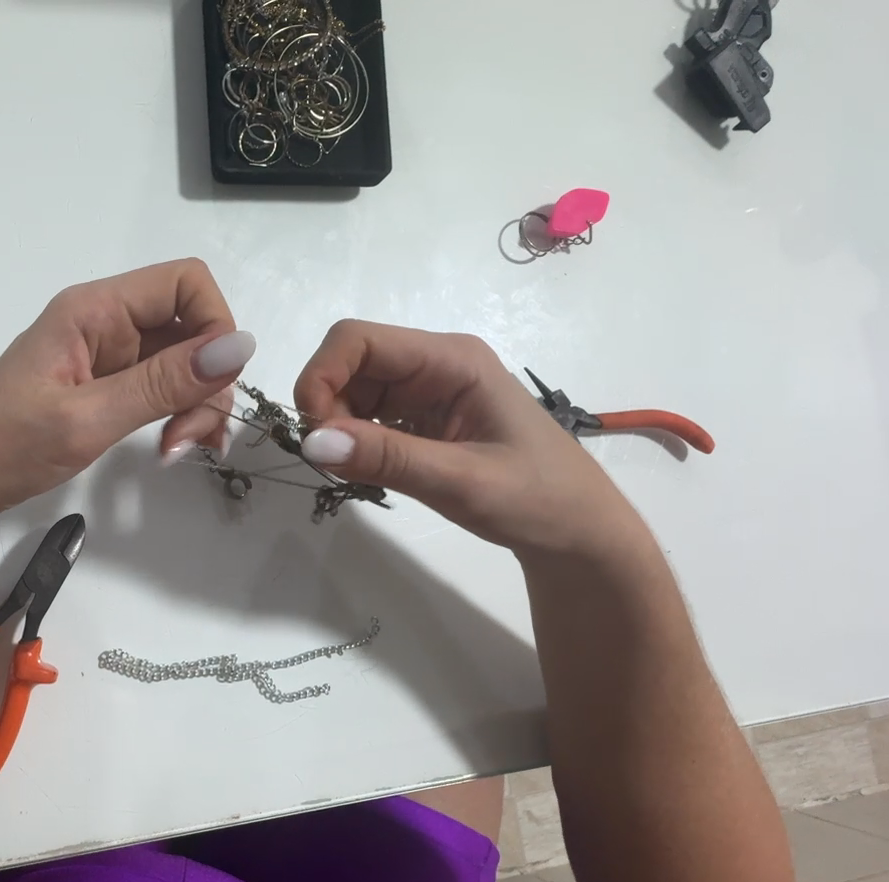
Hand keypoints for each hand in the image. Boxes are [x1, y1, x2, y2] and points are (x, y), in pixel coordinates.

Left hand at [0, 259, 255, 544]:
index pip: (184, 283)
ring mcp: (105, 358)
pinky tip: (172, 449)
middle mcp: (104, 323)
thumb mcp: (85, 419)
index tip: (212, 385)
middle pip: (190, 326)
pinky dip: (176, 415)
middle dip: (207, 379)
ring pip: (181, 362)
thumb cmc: (3, 450)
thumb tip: (238, 346)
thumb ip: (161, 383)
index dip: (214, 325)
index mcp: (93, 310)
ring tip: (179, 450)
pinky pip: (159, 389)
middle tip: (192, 439)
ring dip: (196, 404)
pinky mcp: (103, 389)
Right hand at [291, 320, 644, 556]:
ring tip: (354, 472)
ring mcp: (424, 394)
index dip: (321, 376)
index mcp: (451, 360)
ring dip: (335, 429)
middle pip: (348, 365)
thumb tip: (312, 442)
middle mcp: (432, 366)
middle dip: (325, 408)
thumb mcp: (461, 481)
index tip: (314, 434)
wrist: (577, 534)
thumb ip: (387, 458)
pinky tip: (366, 471)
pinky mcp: (418, 421)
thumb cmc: (536, 500)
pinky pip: (364, 419)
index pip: (358, 340)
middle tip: (333, 462)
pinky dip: (351, 443)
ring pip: (349, 393)